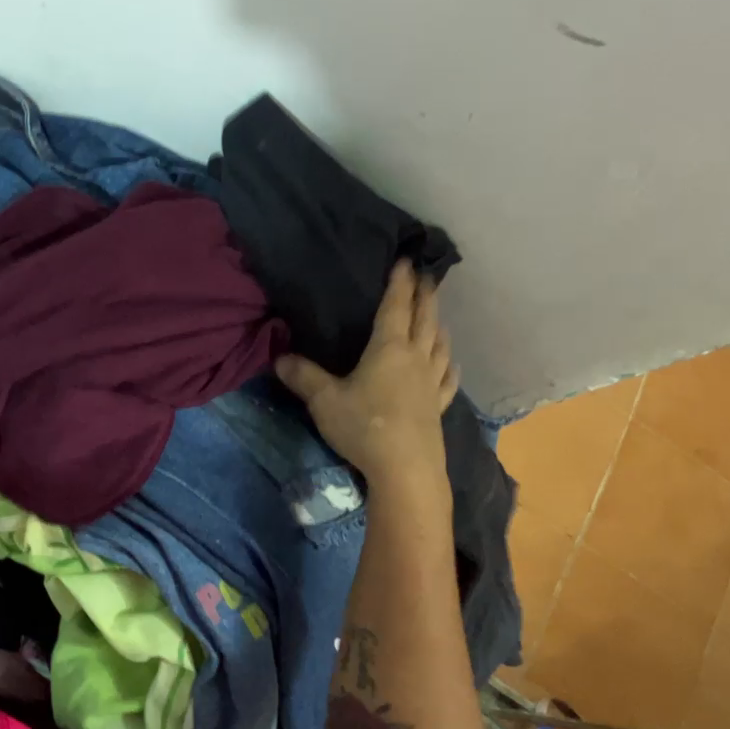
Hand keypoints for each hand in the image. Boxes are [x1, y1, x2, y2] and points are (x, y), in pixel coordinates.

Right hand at [276, 260, 458, 486]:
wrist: (405, 469)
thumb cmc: (364, 427)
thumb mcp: (323, 400)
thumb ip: (303, 376)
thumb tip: (280, 357)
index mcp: (389, 349)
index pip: (395, 307)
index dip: (399, 282)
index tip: (405, 259)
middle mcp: (416, 358)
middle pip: (425, 319)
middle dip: (424, 295)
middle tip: (426, 275)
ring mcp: (431, 383)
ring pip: (440, 344)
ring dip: (438, 324)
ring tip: (435, 315)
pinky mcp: (437, 407)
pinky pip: (447, 377)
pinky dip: (449, 364)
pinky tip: (450, 363)